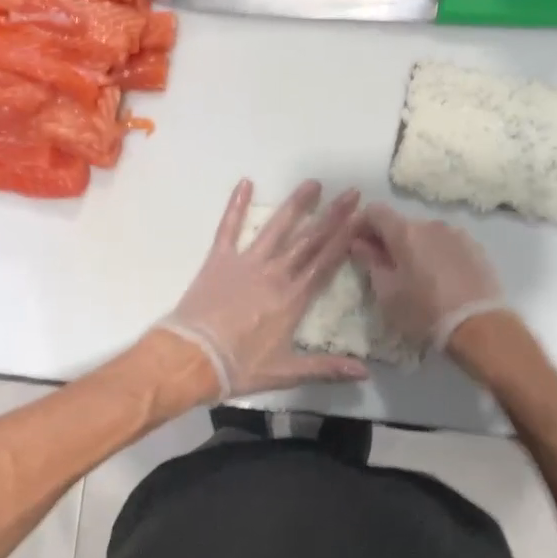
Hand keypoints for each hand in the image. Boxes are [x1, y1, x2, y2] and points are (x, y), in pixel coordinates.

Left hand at [158, 179, 370, 398]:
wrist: (191, 358)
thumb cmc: (238, 367)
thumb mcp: (285, 372)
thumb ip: (326, 368)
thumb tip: (365, 374)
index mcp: (293, 299)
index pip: (326, 263)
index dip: (346, 239)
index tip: (362, 218)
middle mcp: (274, 274)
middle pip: (309, 240)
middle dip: (332, 216)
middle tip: (351, 193)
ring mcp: (245, 263)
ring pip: (276, 228)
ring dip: (295, 205)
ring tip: (313, 183)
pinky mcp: (218, 261)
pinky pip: (228, 228)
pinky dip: (236, 205)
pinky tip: (245, 183)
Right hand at [353, 204, 509, 354]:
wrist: (478, 325)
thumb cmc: (423, 312)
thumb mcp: (387, 293)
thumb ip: (370, 263)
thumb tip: (359, 244)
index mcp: (405, 232)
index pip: (375, 211)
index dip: (361, 224)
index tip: (357, 245)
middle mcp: (431, 224)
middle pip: (402, 224)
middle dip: (389, 240)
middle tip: (385, 267)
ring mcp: (457, 234)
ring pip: (426, 234)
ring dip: (415, 248)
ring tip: (417, 276)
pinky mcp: (476, 248)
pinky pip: (448, 245)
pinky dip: (437, 255)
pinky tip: (441, 279)